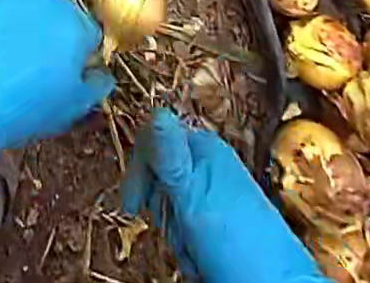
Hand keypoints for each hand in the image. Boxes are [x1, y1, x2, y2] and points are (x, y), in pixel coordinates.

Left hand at [0, 0, 115, 163]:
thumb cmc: (18, 106)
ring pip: (31, 4)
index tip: (60, 70)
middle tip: (30, 63)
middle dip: (50, 34)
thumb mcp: (67, 110)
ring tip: (4, 51)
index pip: (88, 34)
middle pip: (60, 14)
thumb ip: (95, 87)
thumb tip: (103, 74)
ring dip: (24, 20)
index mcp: (77, 28)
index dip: (76, 54)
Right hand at [123, 109, 325, 282]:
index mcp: (203, 147)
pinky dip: (188, 246)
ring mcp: (215, 196)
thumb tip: (155, 110)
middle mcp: (209, 166)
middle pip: (160, 176)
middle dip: (161, 207)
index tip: (134, 204)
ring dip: (176, 231)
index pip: (153, 139)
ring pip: (172, 206)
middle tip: (177, 228)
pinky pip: (188, 228)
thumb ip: (169, 153)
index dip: (139, 171)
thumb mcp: (193, 192)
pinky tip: (201, 259)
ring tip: (195, 248)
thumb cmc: (235, 239)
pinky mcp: (218, 224)